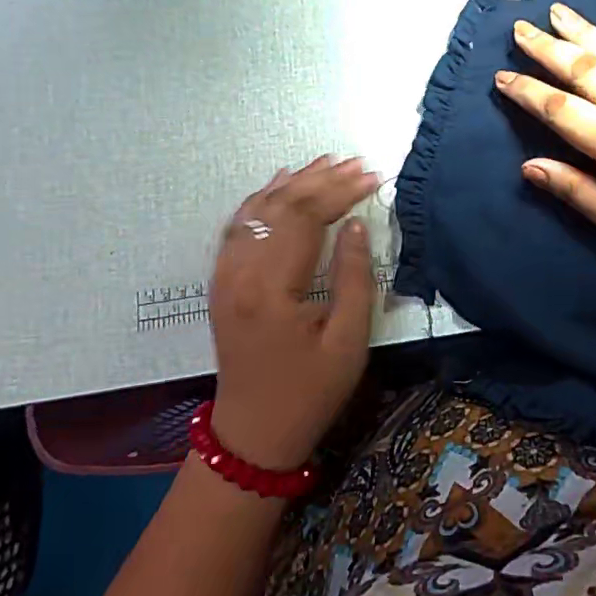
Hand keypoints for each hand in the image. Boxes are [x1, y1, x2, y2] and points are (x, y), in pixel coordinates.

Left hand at [208, 156, 378, 470]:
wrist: (254, 433)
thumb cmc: (309, 392)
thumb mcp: (348, 342)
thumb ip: (353, 278)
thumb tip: (355, 225)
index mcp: (270, 288)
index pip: (305, 217)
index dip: (340, 191)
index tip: (372, 177)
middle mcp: (239, 273)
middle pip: (279, 206)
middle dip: (320, 180)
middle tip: (355, 163)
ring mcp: (224, 275)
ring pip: (255, 210)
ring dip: (291, 183)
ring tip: (326, 163)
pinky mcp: (222, 281)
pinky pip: (238, 227)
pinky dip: (261, 200)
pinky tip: (280, 185)